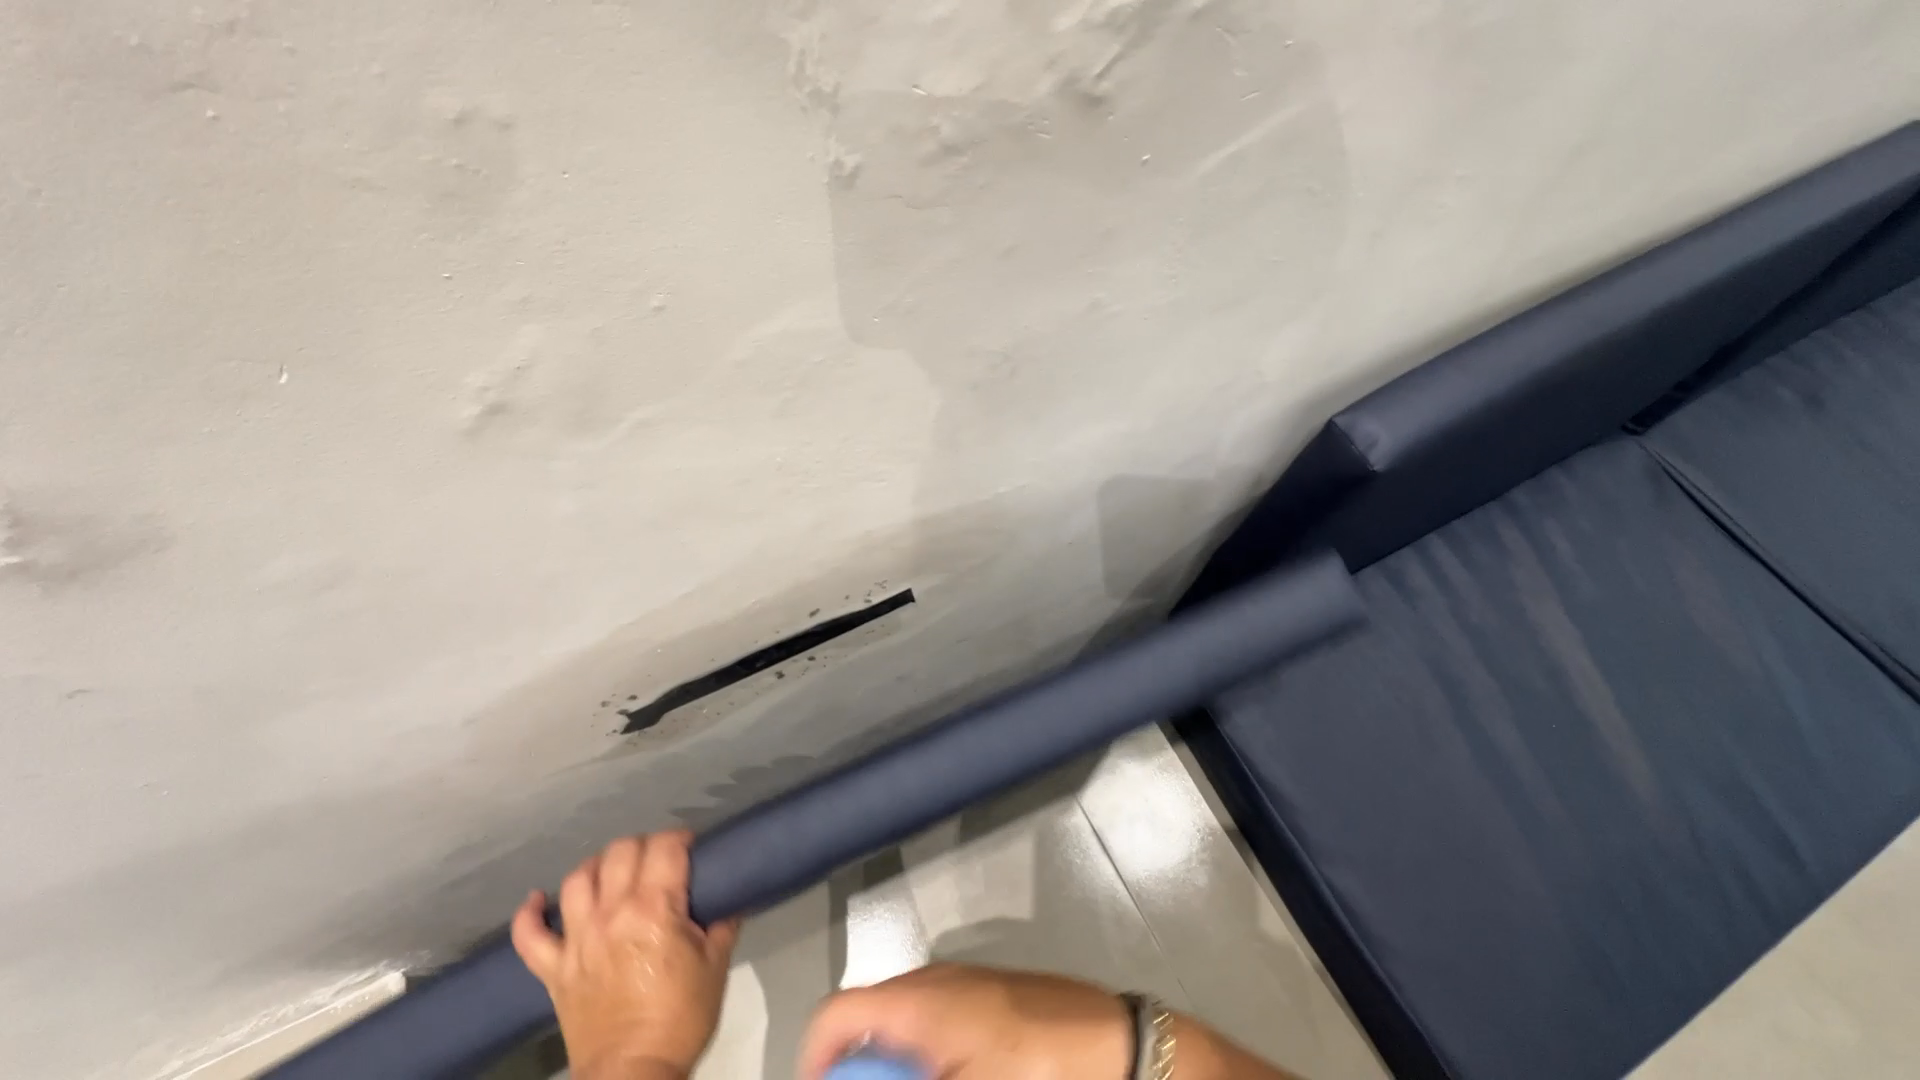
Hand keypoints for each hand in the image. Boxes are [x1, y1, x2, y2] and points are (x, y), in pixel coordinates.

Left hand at [511, 830, 739, 1079]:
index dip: (680, 839)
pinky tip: (538, 900)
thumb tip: (726, 898)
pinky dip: (529, 914)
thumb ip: (723, 922)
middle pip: (620, 853)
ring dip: (598, 866)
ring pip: (577, 880)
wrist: (635, 1074)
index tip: (691, 848)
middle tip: (660, 861)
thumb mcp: (716, 965)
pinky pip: (529, 935)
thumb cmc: (682, 1018)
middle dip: (644, 846)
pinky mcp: (553, 969)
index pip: (664, 848)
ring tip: (614, 872)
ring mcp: (576, 940)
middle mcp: (610, 914)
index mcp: (654, 909)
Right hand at [798, 963, 1132, 1079]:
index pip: (834, 1015)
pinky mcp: (990, 998)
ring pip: (904, 1029)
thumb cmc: (1036, 1072)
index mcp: (916, 1002)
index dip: (816, 1064)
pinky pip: (937, 1026)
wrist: (1119, 1046)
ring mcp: (964, 986)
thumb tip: (884, 1075)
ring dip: (901, 1067)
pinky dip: (931, 1058)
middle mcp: (931, 983)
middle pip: (867, 1026)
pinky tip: (960, 1077)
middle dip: (866, 1071)